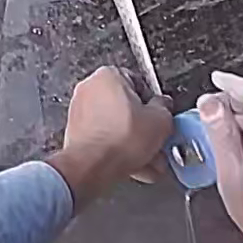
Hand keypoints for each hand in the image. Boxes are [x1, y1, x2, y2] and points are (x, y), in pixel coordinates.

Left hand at [46, 66, 172, 206]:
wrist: (93, 166)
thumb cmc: (119, 139)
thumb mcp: (160, 120)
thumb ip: (165, 108)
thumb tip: (163, 107)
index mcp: (108, 76)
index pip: (139, 83)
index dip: (154, 104)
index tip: (160, 117)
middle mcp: (90, 90)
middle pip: (127, 109)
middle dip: (144, 129)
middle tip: (156, 141)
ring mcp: (80, 112)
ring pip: (116, 127)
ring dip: (134, 143)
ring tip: (149, 159)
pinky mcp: (76, 134)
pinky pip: (104, 139)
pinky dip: (118, 151)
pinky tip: (135, 166)